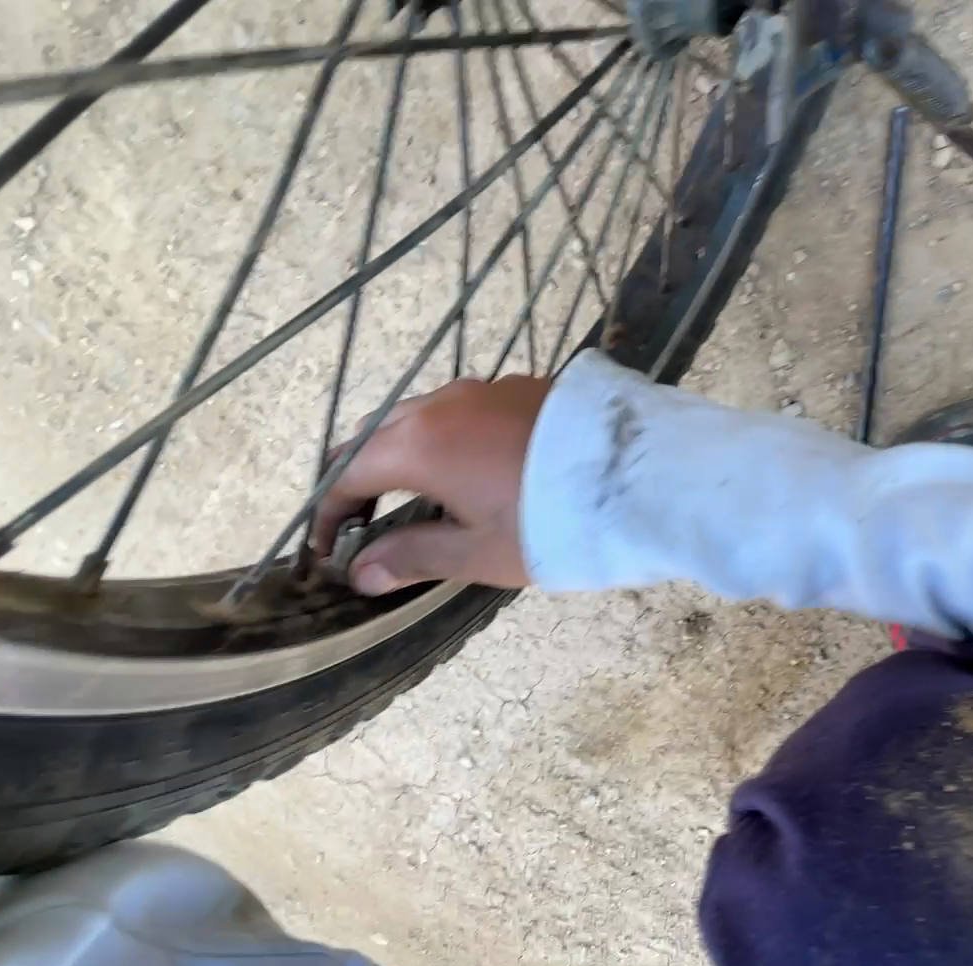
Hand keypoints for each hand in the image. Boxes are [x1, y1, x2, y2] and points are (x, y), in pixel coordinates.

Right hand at [312, 376, 549, 593]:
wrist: (645, 476)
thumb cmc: (554, 523)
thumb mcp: (482, 552)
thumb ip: (415, 556)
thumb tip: (360, 572)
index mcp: (421, 443)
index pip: (350, 472)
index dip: (330, 512)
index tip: (327, 546)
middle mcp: (446, 403)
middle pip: (380, 434)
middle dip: (361, 475)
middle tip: (363, 519)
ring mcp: (489, 388)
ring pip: (425, 416)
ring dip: (406, 452)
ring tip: (418, 496)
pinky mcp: (526, 387)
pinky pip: (467, 410)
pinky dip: (449, 438)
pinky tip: (473, 468)